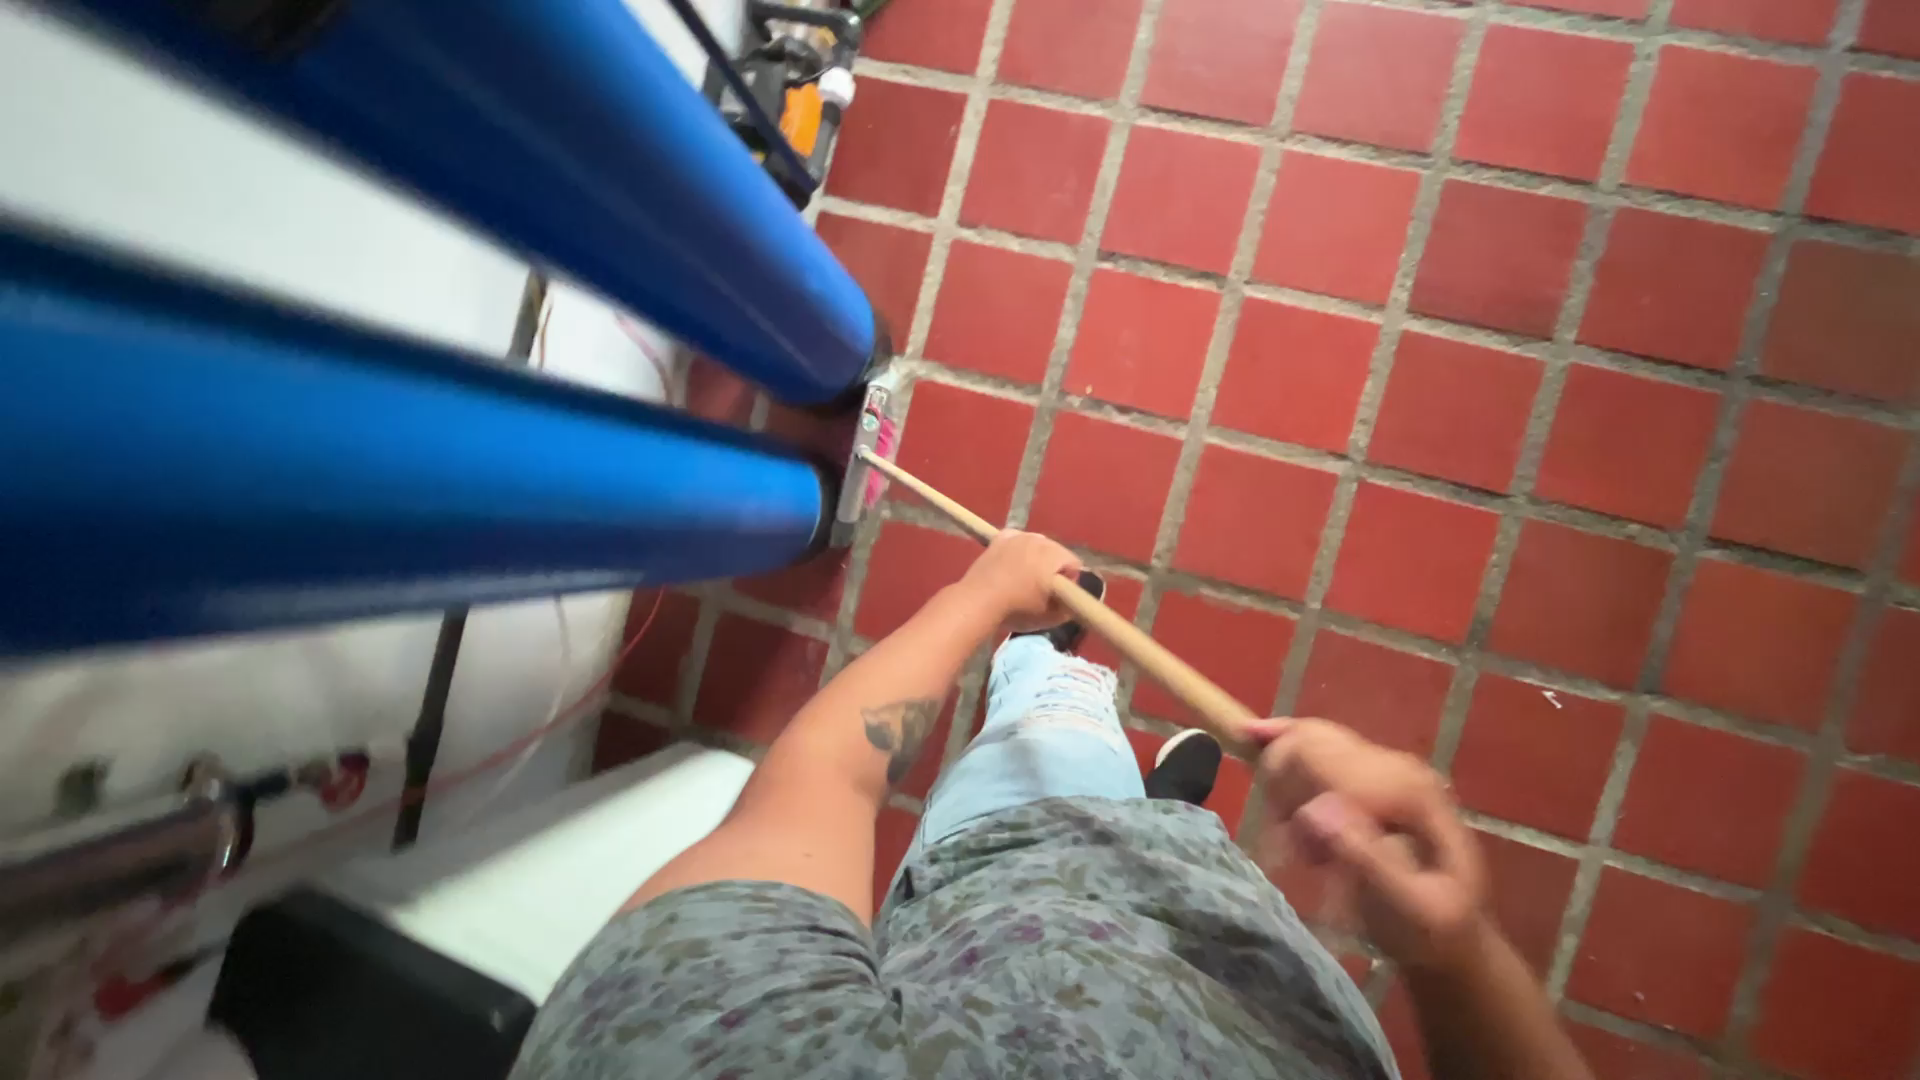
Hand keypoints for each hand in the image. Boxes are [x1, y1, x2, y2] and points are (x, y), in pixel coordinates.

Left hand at [957, 530, 1081, 632]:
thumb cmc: (1019, 609)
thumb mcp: (1052, 617)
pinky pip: (1017, 540)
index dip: (1071, 582)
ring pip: (1037, 544)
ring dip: (1036, 558)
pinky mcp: (1000, 538)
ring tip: (1025, 578)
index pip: (1075, 565)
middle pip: (1056, 552)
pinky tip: (1012, 562)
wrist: (979, 601)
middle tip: (1042, 589)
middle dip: (1053, 568)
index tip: (1059, 596)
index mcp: (1056, 555)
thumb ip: (1070, 607)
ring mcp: (1018, 536)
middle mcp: (1040, 539)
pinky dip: (1018, 549)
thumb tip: (1071, 600)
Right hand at [1251, 719, 1488, 972]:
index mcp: (1413, 793)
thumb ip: (1370, 861)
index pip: (1335, 766)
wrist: (1451, 934)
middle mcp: (1397, 765)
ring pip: (1306, 739)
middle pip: (1314, 743)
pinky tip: (1253, 737)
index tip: (1296, 853)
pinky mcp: (1364, 768)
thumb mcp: (1410, 909)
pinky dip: (1279, 742)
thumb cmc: (1432, 928)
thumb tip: (1315, 811)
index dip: (1298, 798)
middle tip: (1287, 841)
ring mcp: (1380, 762)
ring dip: (1281, 779)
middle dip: (1284, 785)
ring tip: (1293, 832)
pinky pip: (1311, 739)